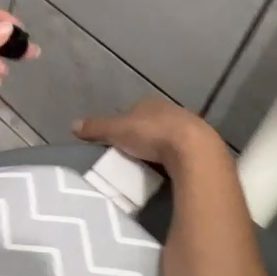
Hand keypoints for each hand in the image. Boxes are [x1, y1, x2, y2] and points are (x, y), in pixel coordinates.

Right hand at [73, 98, 222, 172]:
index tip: (119, 141)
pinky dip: (177, 160)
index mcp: (151, 103)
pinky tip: (172, 172)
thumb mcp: (117, 130)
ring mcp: (191, 128)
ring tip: (151, 167)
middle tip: (133, 155)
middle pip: (153, 123)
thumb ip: (96, 128)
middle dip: (145, 136)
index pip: (134, 110)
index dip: (125, 124)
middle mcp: (172, 110)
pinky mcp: (205, 147)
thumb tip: (72, 125)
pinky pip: (185, 152)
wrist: (195, 152)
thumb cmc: (153, 134)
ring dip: (163, 149)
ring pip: (171, 137)